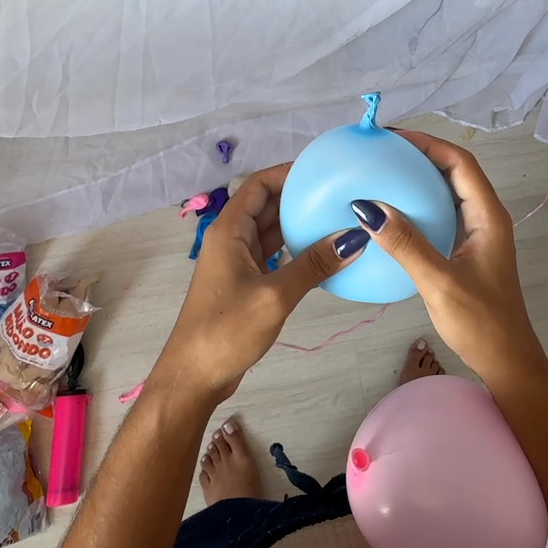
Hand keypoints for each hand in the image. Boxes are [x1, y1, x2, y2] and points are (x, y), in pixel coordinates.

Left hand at [149, 165, 367, 403]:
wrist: (193, 378)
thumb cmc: (225, 330)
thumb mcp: (275, 296)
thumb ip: (314, 265)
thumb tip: (354, 238)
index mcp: (229, 230)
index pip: (259, 184)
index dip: (288, 172)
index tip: (323, 170)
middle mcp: (231, 239)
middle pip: (267, 204)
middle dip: (299, 196)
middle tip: (338, 193)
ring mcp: (237, 262)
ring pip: (271, 230)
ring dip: (299, 223)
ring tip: (337, 217)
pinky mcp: (245, 283)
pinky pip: (273, 254)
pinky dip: (296, 249)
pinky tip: (323, 254)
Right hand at [350, 132, 547, 384]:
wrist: (507, 361)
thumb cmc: (481, 322)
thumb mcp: (439, 282)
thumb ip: (406, 244)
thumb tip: (367, 208)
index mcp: (488, 215)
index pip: (459, 162)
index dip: (428, 142)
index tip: (393, 136)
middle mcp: (486, 217)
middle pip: (454, 170)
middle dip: (422, 154)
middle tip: (383, 150)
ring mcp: (478, 233)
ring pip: (449, 191)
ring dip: (421, 177)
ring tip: (384, 171)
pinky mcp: (468, 250)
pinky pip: (443, 213)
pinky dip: (420, 204)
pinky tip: (394, 213)